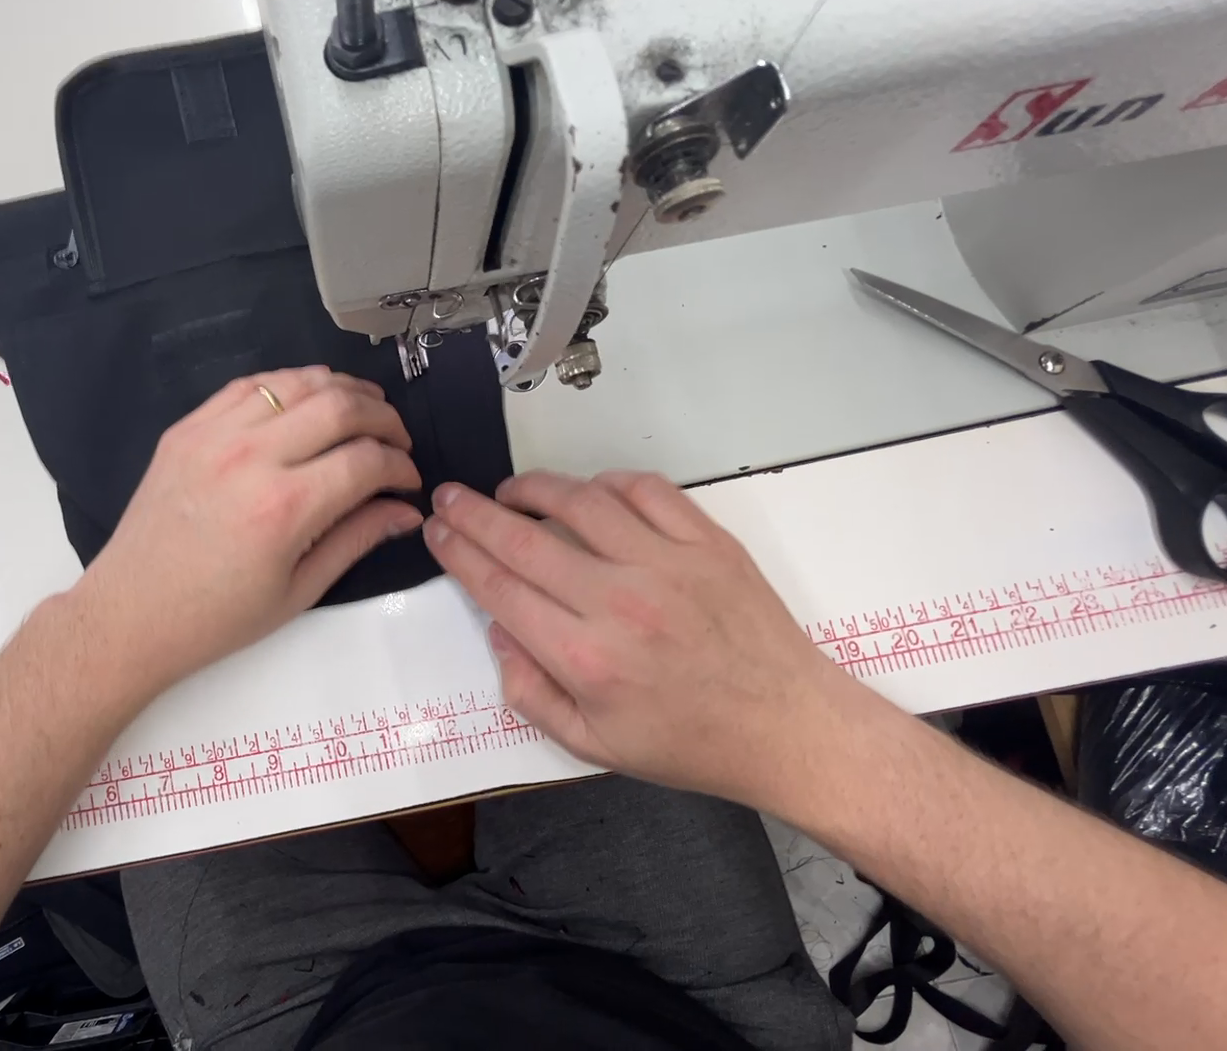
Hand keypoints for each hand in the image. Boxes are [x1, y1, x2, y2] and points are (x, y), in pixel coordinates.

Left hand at [74, 367, 423, 689]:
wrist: (131, 613)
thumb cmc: (218, 617)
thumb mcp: (298, 591)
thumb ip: (357, 540)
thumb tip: (407, 511)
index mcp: (284, 507)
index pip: (366, 460)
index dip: (400, 466)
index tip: (407, 481)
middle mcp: (251, 457)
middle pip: (339, 406)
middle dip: (384, 417)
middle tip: (396, 440)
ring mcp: (213, 434)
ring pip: (296, 382)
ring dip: (341, 389)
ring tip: (362, 409)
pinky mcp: (187, 427)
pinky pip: (249, 385)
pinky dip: (288, 384)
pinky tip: (306, 400)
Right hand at [423, 470, 876, 808]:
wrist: (789, 730)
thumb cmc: (687, 743)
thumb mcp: (592, 745)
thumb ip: (530, 693)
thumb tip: (500, 631)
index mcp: (584, 657)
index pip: (498, 588)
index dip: (458, 553)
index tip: (437, 531)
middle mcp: (618, 602)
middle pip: (523, 540)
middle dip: (473, 513)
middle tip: (448, 495)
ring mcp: (667, 565)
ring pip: (580, 502)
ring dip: (533, 487)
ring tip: (508, 489)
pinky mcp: (709, 543)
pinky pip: (647, 491)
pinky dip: (607, 482)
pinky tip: (588, 491)